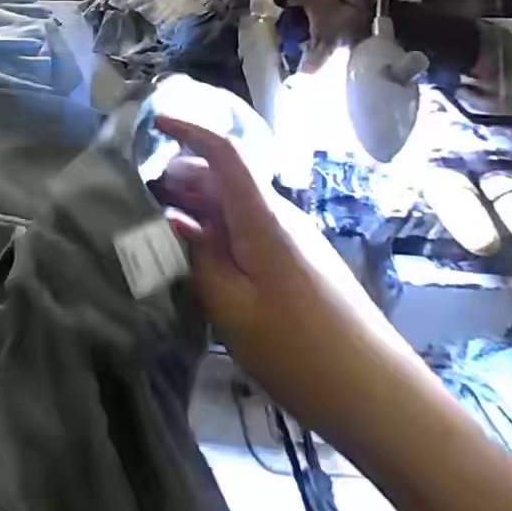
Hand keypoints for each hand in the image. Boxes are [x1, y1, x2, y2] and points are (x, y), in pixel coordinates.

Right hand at [153, 117, 429, 446]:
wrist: (372, 389)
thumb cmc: (297, 350)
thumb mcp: (233, 310)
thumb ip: (199, 260)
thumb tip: (173, 222)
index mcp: (263, 218)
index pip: (226, 153)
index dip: (191, 130)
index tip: (155, 121)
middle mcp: (279, 217)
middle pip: (227, 178)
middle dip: (183, 176)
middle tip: (139, 193)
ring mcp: (292, 239)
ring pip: (237, 206)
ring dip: (199, 206)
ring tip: (159, 223)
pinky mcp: (296, 262)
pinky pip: (249, 231)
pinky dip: (218, 232)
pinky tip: (198, 256)